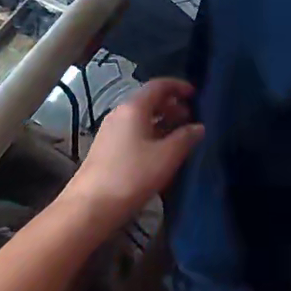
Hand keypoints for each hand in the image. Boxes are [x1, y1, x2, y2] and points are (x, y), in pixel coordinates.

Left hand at [61, 78, 202, 229]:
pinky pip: (133, 131)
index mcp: (133, 108)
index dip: (178, 86)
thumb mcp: (166, 157)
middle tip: (192, 118)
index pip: (158, 85)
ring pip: (141, 117)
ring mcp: (111, 131)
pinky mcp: (107, 148)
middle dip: (172, 105)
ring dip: (162, 121)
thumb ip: (185, 138)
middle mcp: (120, 113)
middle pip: (149, 100)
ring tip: (181, 135)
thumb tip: (199, 127)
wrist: (91, 206)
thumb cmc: (132, 176)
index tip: (196, 94)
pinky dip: (151, 133)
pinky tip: (161, 151)